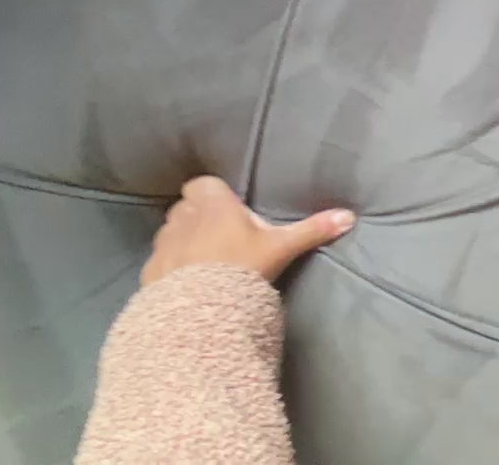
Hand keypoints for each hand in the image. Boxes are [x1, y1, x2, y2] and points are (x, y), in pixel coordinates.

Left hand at [142, 176, 355, 285]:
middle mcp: (183, 220)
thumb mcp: (281, 247)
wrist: (198, 314)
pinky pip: (159, 262)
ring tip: (202, 256)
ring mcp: (162, 248)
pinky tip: (185, 281)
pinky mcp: (148, 276)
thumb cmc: (241, 269)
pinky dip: (170, 266)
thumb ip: (313, 229)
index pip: (201, 184)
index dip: (211, 193)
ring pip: (170, 233)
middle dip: (198, 215)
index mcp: (212, 205)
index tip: (226, 206)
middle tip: (220, 231)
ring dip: (182, 239)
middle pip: (185, 207)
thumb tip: (349, 216)